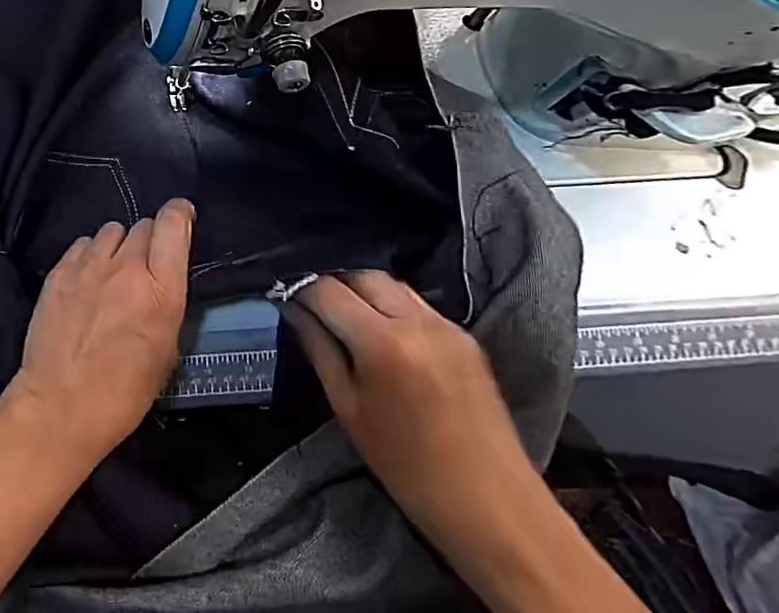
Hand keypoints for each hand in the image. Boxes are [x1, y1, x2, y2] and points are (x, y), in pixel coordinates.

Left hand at [1, 199, 193, 462]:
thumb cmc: (124, 391)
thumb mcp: (167, 348)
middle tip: (144, 266)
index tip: (181, 217)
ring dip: (118, 246)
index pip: (173, 224)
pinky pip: (82, 244)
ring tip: (113, 271)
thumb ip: (167, 301)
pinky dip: (90, 255)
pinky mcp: (59, 273)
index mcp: (161, 290)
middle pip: (144, 225)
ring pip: (112, 230)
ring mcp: (89, 267)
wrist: (60, 409)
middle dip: (149, 240)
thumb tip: (163, 277)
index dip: (180, 213)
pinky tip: (87, 279)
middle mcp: (128, 269)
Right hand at [283, 271, 523, 525]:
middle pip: (363, 275)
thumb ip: (320, 351)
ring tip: (348, 319)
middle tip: (315, 307)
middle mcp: (416, 320)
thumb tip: (296, 313)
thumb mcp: (349, 410)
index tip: (289, 299)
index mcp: (382, 342)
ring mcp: (445, 324)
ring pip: (393, 284)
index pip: (329, 290)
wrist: (489, 502)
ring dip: (365, 291)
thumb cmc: (407, 468)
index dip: (303, 289)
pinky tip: (386, 334)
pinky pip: (418, 304)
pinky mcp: (465, 334)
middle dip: (334, 284)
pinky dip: (394, 307)